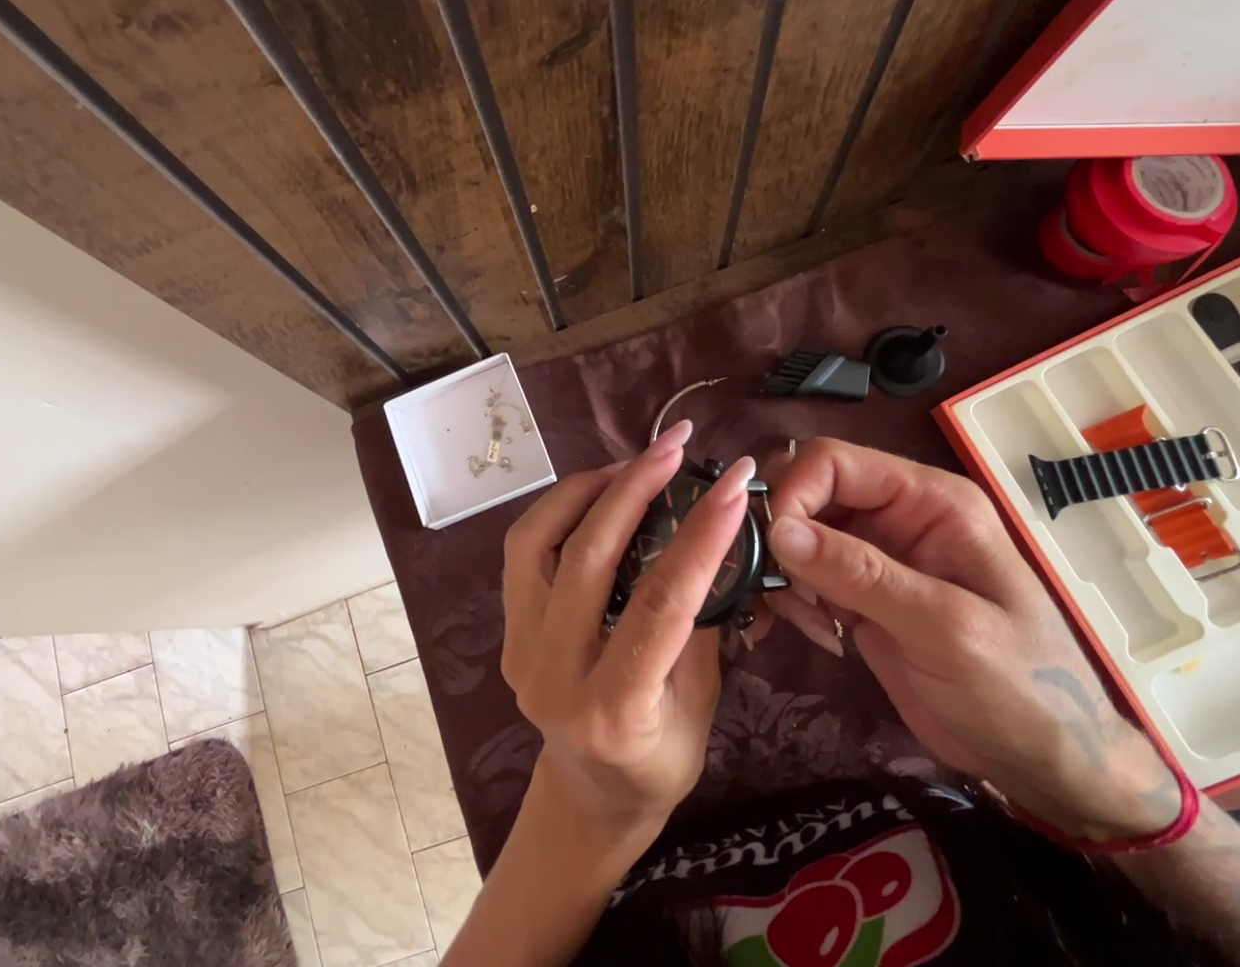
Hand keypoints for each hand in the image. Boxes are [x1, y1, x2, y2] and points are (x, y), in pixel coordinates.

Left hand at [501, 420, 749, 835]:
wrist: (588, 796)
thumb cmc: (657, 763)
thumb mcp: (698, 707)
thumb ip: (698, 626)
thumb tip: (714, 540)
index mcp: (614, 710)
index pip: (661, 605)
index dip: (700, 537)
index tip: (732, 483)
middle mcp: (551, 675)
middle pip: (587, 559)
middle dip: (634, 488)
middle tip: (675, 444)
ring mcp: (519, 650)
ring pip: (536, 542)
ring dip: (587, 489)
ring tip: (635, 462)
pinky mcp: (508, 632)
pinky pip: (525, 553)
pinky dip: (560, 512)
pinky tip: (599, 493)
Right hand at [760, 438, 1181, 840]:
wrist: (1037, 757)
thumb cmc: (1018, 686)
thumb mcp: (944, 628)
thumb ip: (862, 574)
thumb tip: (779, 530)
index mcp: (931, 502)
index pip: (835, 463)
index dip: (793, 492)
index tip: (770, 549)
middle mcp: (897, 516)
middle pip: (806, 494)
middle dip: (778, 537)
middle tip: (775, 590)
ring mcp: (875, 556)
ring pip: (794, 536)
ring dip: (781, 575)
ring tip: (809, 624)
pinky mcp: (856, 594)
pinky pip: (801, 576)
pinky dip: (788, 599)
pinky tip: (811, 633)